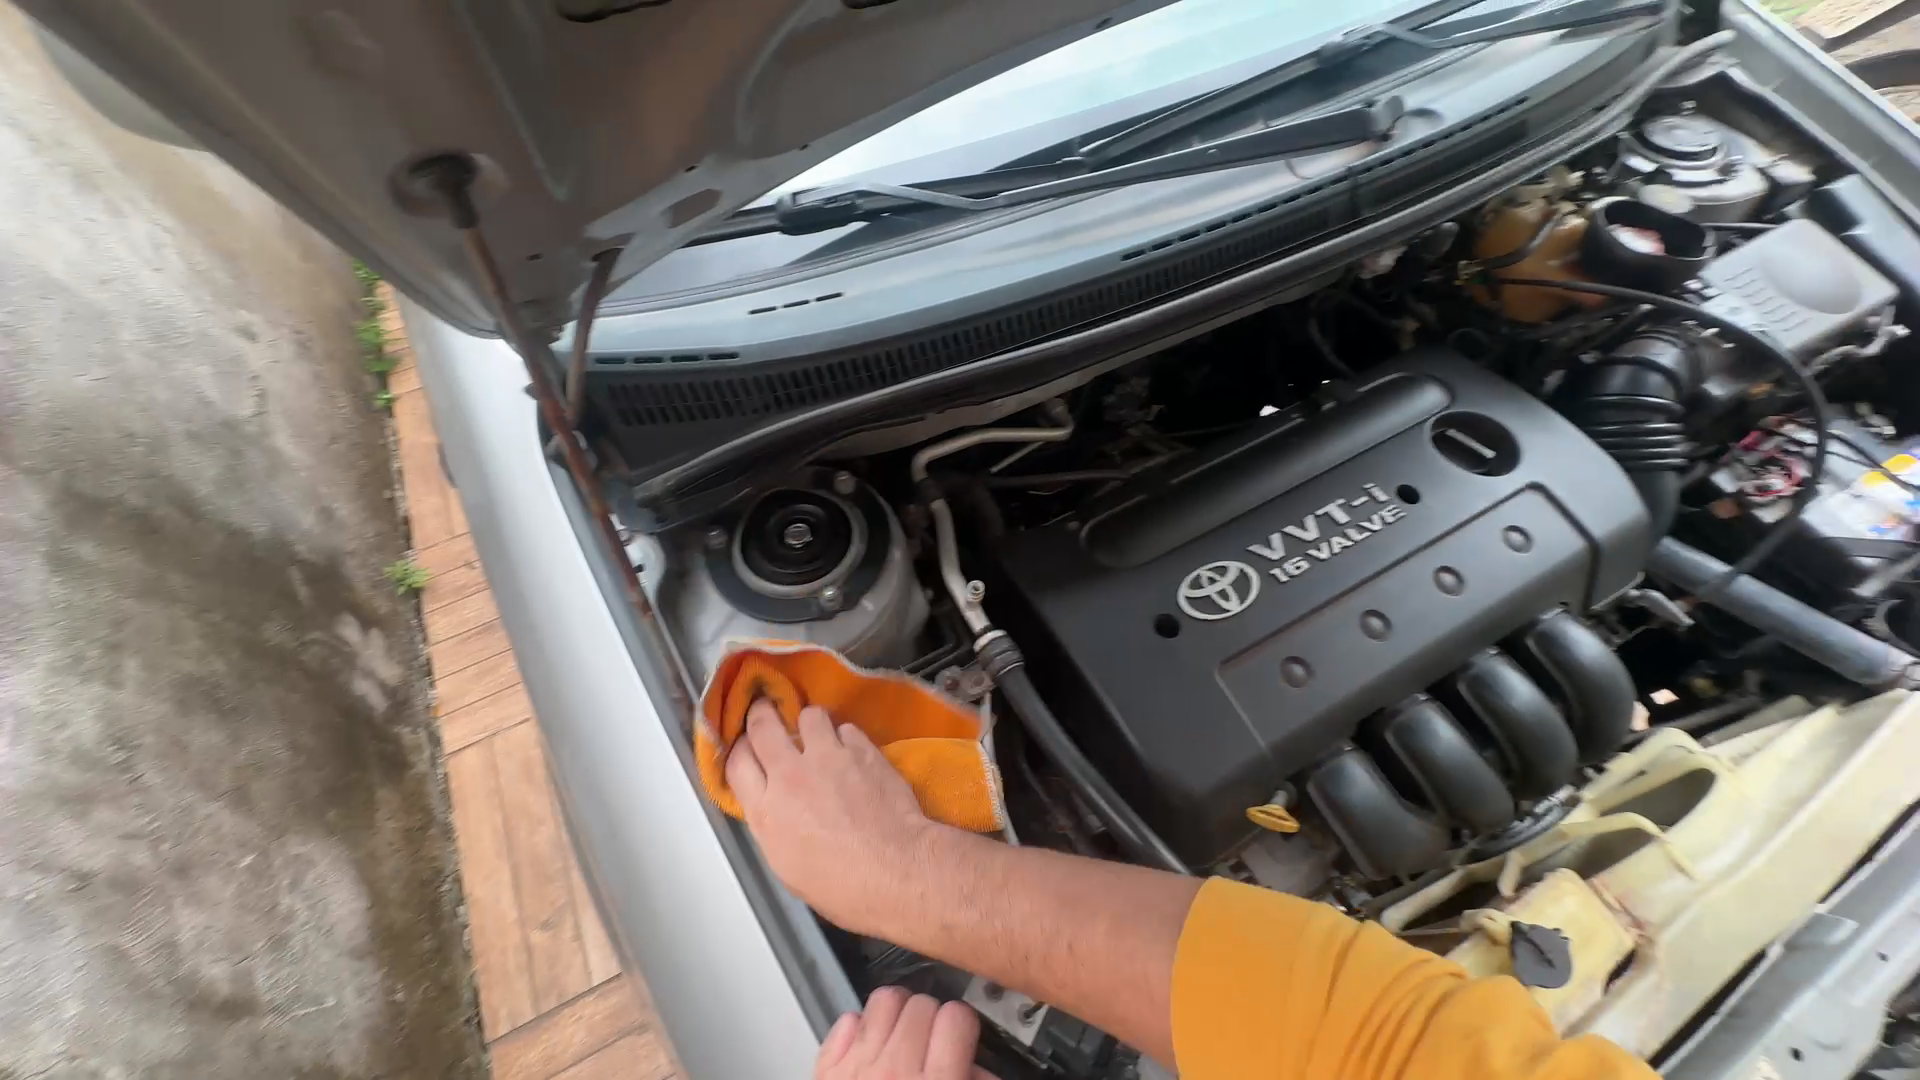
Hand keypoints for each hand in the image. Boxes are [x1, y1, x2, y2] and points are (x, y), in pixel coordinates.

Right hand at [725, 700, 953, 935]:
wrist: (896, 869)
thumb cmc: (844, 885)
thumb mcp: (788, 866)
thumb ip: (773, 824)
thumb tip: (775, 805)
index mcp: (767, 811)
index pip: (737, 762)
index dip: (740, 749)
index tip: (747, 747)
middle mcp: (791, 775)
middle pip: (763, 725)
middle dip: (763, 714)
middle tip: (769, 714)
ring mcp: (828, 757)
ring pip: (808, 715)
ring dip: (811, 723)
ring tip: (820, 735)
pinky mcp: (862, 749)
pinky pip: (847, 728)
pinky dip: (847, 738)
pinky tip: (854, 753)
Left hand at [817, 987, 995, 1079]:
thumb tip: (983, 1063)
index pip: (957, 1016)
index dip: (960, 1023)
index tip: (958, 1034)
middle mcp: (896, 1073)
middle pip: (921, 1003)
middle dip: (930, 1017)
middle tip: (931, 1039)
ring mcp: (857, 1070)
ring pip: (884, 999)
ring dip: (895, 1013)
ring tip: (900, 1033)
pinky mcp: (828, 1073)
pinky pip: (845, 1021)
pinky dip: (858, 1030)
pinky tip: (870, 1046)